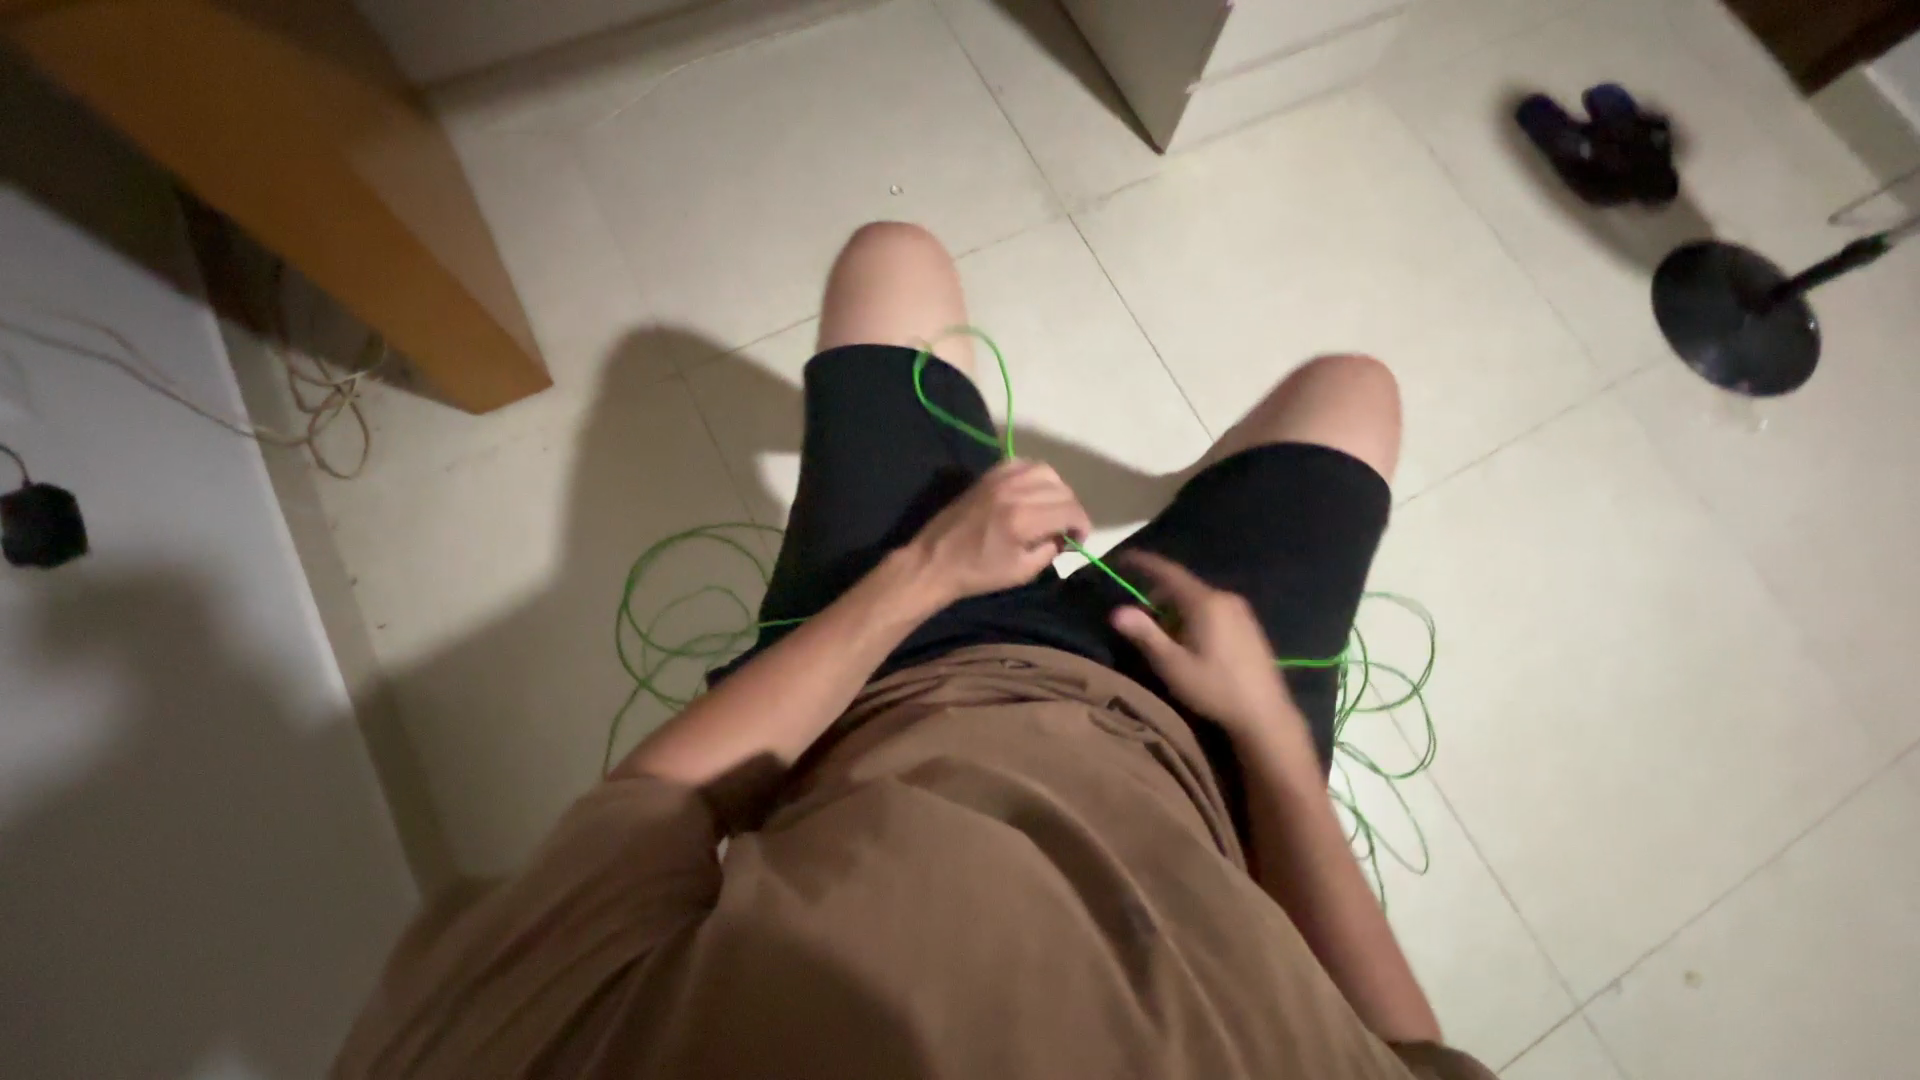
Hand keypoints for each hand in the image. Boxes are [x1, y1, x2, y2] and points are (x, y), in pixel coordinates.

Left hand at [908, 460, 1091, 603]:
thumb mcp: (1022, 572)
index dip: (1082, 525)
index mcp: (1024, 519)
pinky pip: (1024, 463)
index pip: (1071, 510)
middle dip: (1071, 510)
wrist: (936, 559)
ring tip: (1051, 510)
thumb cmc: (978, 572)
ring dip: (1057, 490)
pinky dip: (1035, 476)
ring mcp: (1000, 478)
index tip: (1077, 540)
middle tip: (1064, 530)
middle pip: (1063, 490)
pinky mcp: (989, 475)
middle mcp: (1015, 491)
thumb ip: (1050, 550)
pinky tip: (1033, 493)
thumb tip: (1064, 536)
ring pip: (1047, 472)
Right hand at [1108, 552, 1303, 741]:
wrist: (1265, 714)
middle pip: (1182, 586)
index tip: (1124, 558)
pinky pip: (1213, 609)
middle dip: (1158, 597)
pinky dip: (1194, 616)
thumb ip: (1145, 634)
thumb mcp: (1172, 665)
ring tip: (1165, 637)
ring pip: (1198, 599)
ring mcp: (1241, 611)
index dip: (1143, 563)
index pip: (1168, 572)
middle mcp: (1225, 598)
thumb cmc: (1214, 688)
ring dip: (1176, 610)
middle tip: (1140, 619)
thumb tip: (1116, 611)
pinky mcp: (1249, 625)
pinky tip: (1191, 643)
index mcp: (1204, 602)